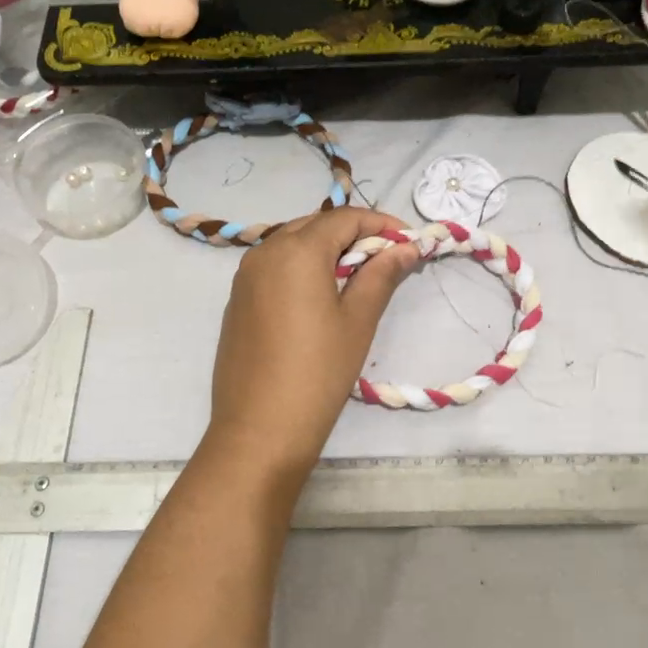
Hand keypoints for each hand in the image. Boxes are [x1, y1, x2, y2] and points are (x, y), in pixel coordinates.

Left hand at [207, 207, 420, 468]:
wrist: (258, 429)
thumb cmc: (317, 373)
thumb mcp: (357, 321)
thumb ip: (381, 275)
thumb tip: (407, 247)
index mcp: (295, 250)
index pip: (345, 218)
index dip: (381, 224)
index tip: (410, 242)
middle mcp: (264, 252)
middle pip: (316, 226)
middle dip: (354, 235)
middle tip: (388, 261)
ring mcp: (244, 276)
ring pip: (292, 244)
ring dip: (327, 250)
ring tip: (359, 279)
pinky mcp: (237, 301)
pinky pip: (274, 268)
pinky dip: (302, 269)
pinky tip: (322, 297)